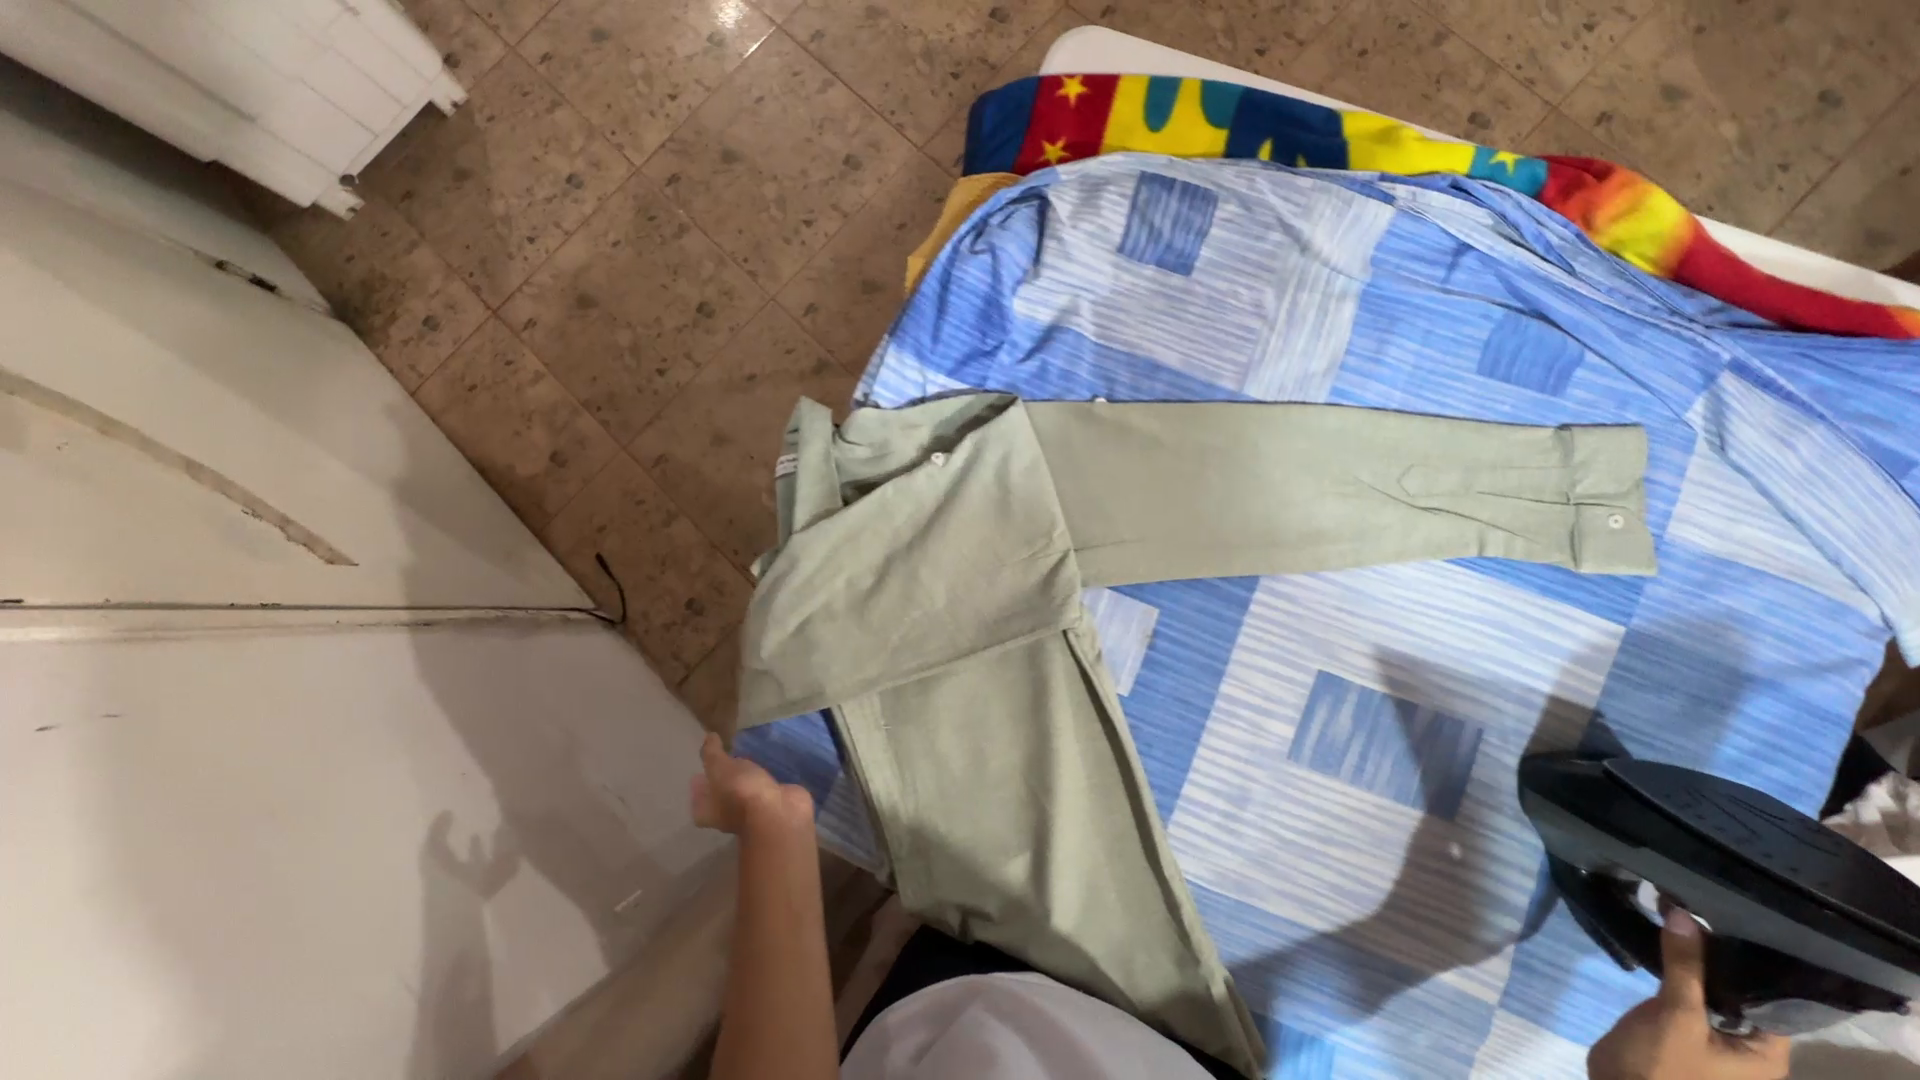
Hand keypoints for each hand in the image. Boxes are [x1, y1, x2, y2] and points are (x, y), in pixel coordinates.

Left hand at [690, 733, 813, 836]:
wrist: (778, 812)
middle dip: (725, 781)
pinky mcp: (774, 803)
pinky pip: (769, 788)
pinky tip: (774, 763)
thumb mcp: (719, 768)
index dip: (699, 786)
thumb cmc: (740, 793)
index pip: (698, 800)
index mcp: (710, 811)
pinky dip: (770, 779)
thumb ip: (712, 753)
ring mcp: (754, 811)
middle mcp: (729, 815)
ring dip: (749, 779)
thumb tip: (708, 737)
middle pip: (723, 797)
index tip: (704, 769)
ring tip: (751, 757)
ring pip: (747, 792)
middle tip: (729, 758)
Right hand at [1587, 905, 1789, 1078]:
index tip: (1737, 919)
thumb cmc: (1664, 1066)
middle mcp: (1747, 1045)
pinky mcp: (1680, 1028)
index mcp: (1766, 1052)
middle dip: (1719, 955)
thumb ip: (1684, 967)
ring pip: (1710, 991)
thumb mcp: (1676, 1015)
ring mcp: (1711, 1036)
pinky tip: (1664, 943)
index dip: (1755, 959)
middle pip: (1739, 991)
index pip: (1772, 996)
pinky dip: (1676, 971)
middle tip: (1703, 909)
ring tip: (1681, 917)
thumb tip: (1683, 914)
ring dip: (1694, 960)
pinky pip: (1686, 994)